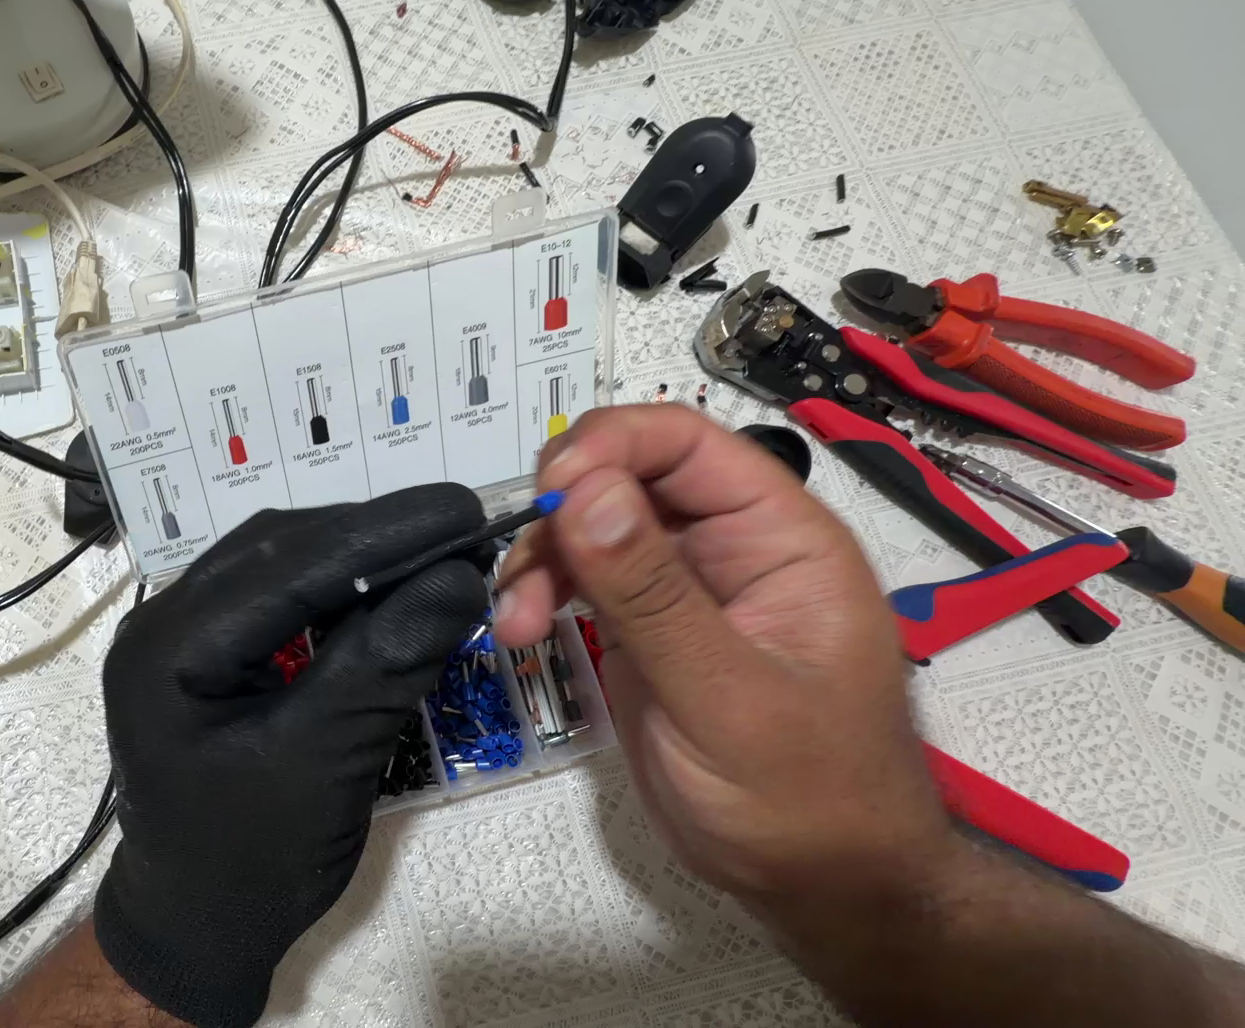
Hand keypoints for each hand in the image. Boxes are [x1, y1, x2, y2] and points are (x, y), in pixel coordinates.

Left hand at [96, 484, 491, 1027]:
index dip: (382, 533)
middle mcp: (163, 619)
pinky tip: (381, 588)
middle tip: (456, 528)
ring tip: (429, 553)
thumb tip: (461, 577)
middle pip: (277, 548)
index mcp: (168, 647)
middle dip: (371, 536)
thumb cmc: (252, 861)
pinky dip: (333, 586)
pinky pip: (274, 593)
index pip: (287, 564)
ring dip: (354, 553)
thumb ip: (385, 663)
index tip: (461, 508)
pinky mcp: (206, 645)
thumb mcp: (325, 763)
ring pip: (276, 561)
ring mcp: (179, 629)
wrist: (197, 924)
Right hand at [492, 406, 958, 902]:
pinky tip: (520, 629)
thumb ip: (651, 593)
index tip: (547, 489)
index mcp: (778, 537)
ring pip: (587, 524)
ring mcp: (678, 582)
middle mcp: (725, 544)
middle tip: (523, 563)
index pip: (686, 443)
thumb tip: (582, 491)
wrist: (810, 882)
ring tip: (515, 622)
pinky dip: (538, 591)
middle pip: (624, 476)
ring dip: (539, 559)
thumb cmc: (801, 796)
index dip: (610, 444)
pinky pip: (577, 574)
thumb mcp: (725, 695)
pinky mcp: (641, 618)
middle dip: (561, 510)